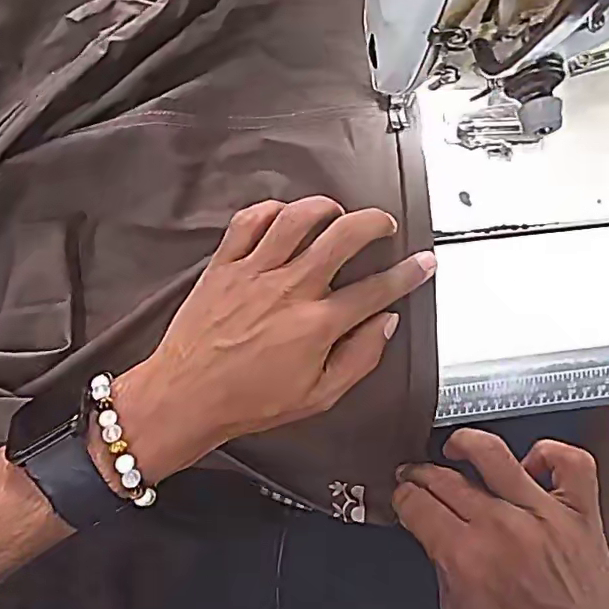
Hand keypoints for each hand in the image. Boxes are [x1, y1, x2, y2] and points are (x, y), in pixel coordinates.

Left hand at [112, 197, 435, 480]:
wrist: (185, 397)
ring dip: (325, 207)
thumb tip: (385, 324)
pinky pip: (248, 222)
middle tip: (383, 224)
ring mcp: (253, 273)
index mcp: (316, 325)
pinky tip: (283, 215)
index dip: (408, 273)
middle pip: (343, 236)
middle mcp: (288, 290)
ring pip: (297, 218)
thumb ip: (359, 358)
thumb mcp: (317, 397)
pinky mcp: (224, 266)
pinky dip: (270, 210)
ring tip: (337, 211)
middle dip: (373, 222)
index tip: (423, 262)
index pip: (376, 289)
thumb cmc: (247, 402)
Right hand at [394, 429, 608, 608]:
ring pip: (494, 452)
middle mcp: (503, 529)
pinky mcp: (584, 519)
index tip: (401, 498)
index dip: (402, 498)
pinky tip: (530, 465)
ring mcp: (547, 518)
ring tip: (457, 450)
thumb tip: (432, 534)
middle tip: (415, 479)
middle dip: (420, 475)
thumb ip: (443, 567)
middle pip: (445, 477)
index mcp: (467, 560)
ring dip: (465, 445)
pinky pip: (570, 463)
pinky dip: (548, 454)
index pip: (417, 503)